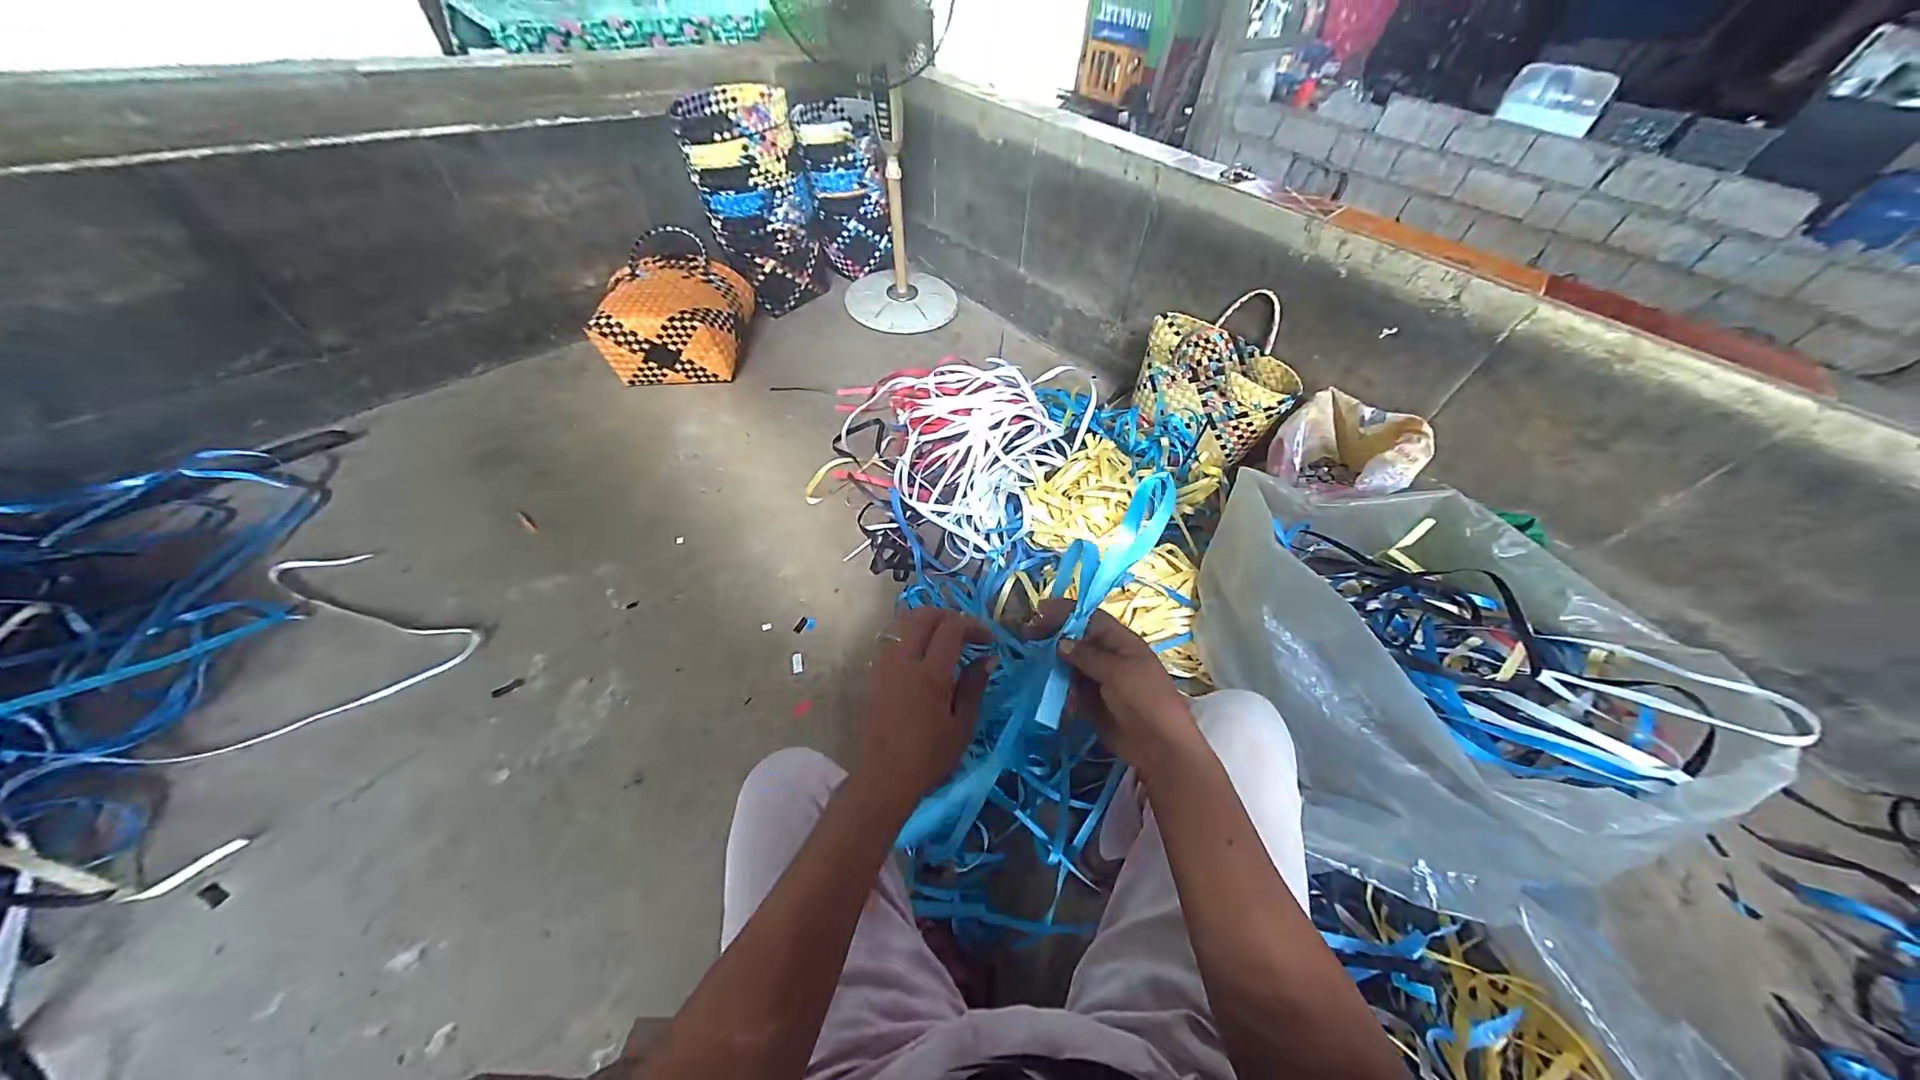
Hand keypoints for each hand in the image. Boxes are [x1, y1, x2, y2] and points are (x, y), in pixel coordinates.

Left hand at [855, 608, 992, 809]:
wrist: (883, 778)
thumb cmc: (929, 758)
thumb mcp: (962, 726)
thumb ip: (974, 687)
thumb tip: (988, 659)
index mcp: (930, 674)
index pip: (951, 628)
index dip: (973, 626)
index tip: (989, 641)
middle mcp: (903, 661)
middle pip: (923, 616)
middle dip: (949, 616)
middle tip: (967, 634)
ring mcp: (884, 665)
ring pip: (904, 624)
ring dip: (927, 623)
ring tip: (946, 642)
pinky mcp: (874, 674)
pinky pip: (893, 640)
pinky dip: (912, 636)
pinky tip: (925, 657)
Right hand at [1031, 600, 1201, 777]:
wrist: (1159, 746)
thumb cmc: (1145, 700)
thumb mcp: (1118, 672)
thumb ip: (1088, 656)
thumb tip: (1060, 642)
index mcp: (1120, 642)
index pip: (1089, 618)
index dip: (1065, 613)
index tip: (1039, 612)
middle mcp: (1108, 657)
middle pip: (1076, 640)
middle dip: (1052, 636)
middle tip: (1026, 638)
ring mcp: (1098, 680)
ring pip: (1069, 664)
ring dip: (1051, 662)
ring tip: (1029, 662)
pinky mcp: (1091, 702)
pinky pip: (1069, 689)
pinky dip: (1056, 687)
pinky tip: (1042, 687)